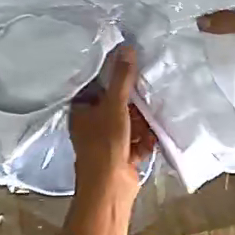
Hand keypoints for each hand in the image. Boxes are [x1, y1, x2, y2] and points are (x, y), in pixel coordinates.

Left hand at [69, 45, 154, 200]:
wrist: (110, 188)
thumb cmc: (105, 143)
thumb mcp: (115, 105)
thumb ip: (122, 77)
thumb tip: (127, 47)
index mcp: (82, 111)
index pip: (97, 87)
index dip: (113, 79)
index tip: (132, 70)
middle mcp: (92, 125)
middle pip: (116, 104)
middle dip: (134, 102)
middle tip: (148, 93)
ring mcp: (107, 142)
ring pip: (129, 122)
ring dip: (142, 121)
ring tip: (152, 117)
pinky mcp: (122, 155)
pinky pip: (137, 139)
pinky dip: (145, 138)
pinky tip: (153, 136)